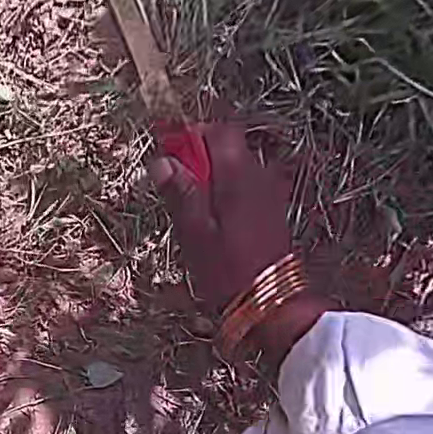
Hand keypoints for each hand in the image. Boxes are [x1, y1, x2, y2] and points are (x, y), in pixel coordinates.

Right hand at [153, 123, 330, 366]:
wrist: (269, 302)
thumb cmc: (227, 270)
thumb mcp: (194, 233)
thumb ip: (181, 193)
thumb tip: (162, 162)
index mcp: (237, 175)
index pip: (217, 130)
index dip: (189, 134)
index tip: (165, 150)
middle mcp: (258, 175)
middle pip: (226, 146)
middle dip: (196, 156)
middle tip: (170, 184)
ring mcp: (268, 192)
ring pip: (233, 167)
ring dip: (208, 177)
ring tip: (186, 207)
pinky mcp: (270, 210)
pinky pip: (241, 186)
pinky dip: (221, 192)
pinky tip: (207, 220)